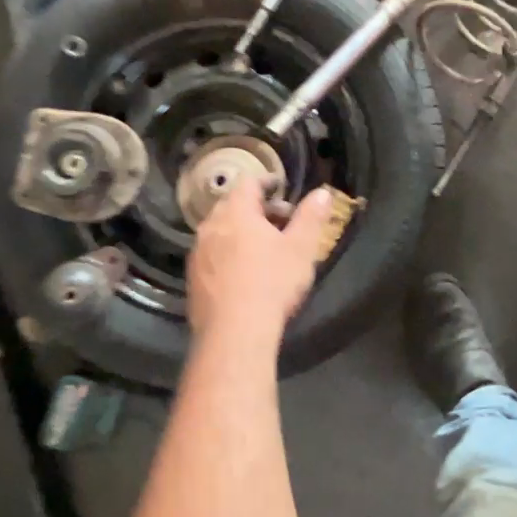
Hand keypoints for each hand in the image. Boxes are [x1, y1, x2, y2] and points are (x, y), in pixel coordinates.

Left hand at [187, 182, 334, 343]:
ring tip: (262, 249)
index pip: (248, 183)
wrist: (235, 334)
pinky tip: (243, 274)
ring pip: (220, 232)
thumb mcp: (301, 248)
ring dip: (240, 233)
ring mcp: (197, 254)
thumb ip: (312, 216)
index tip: (281, 187)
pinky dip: (227, 255)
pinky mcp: (193, 280)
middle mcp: (210, 227)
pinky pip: (212, 256)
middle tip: (280, 222)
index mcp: (236, 213)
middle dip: (256, 209)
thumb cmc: (272, 283)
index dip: (267, 181)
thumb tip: (322, 192)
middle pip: (232, 206)